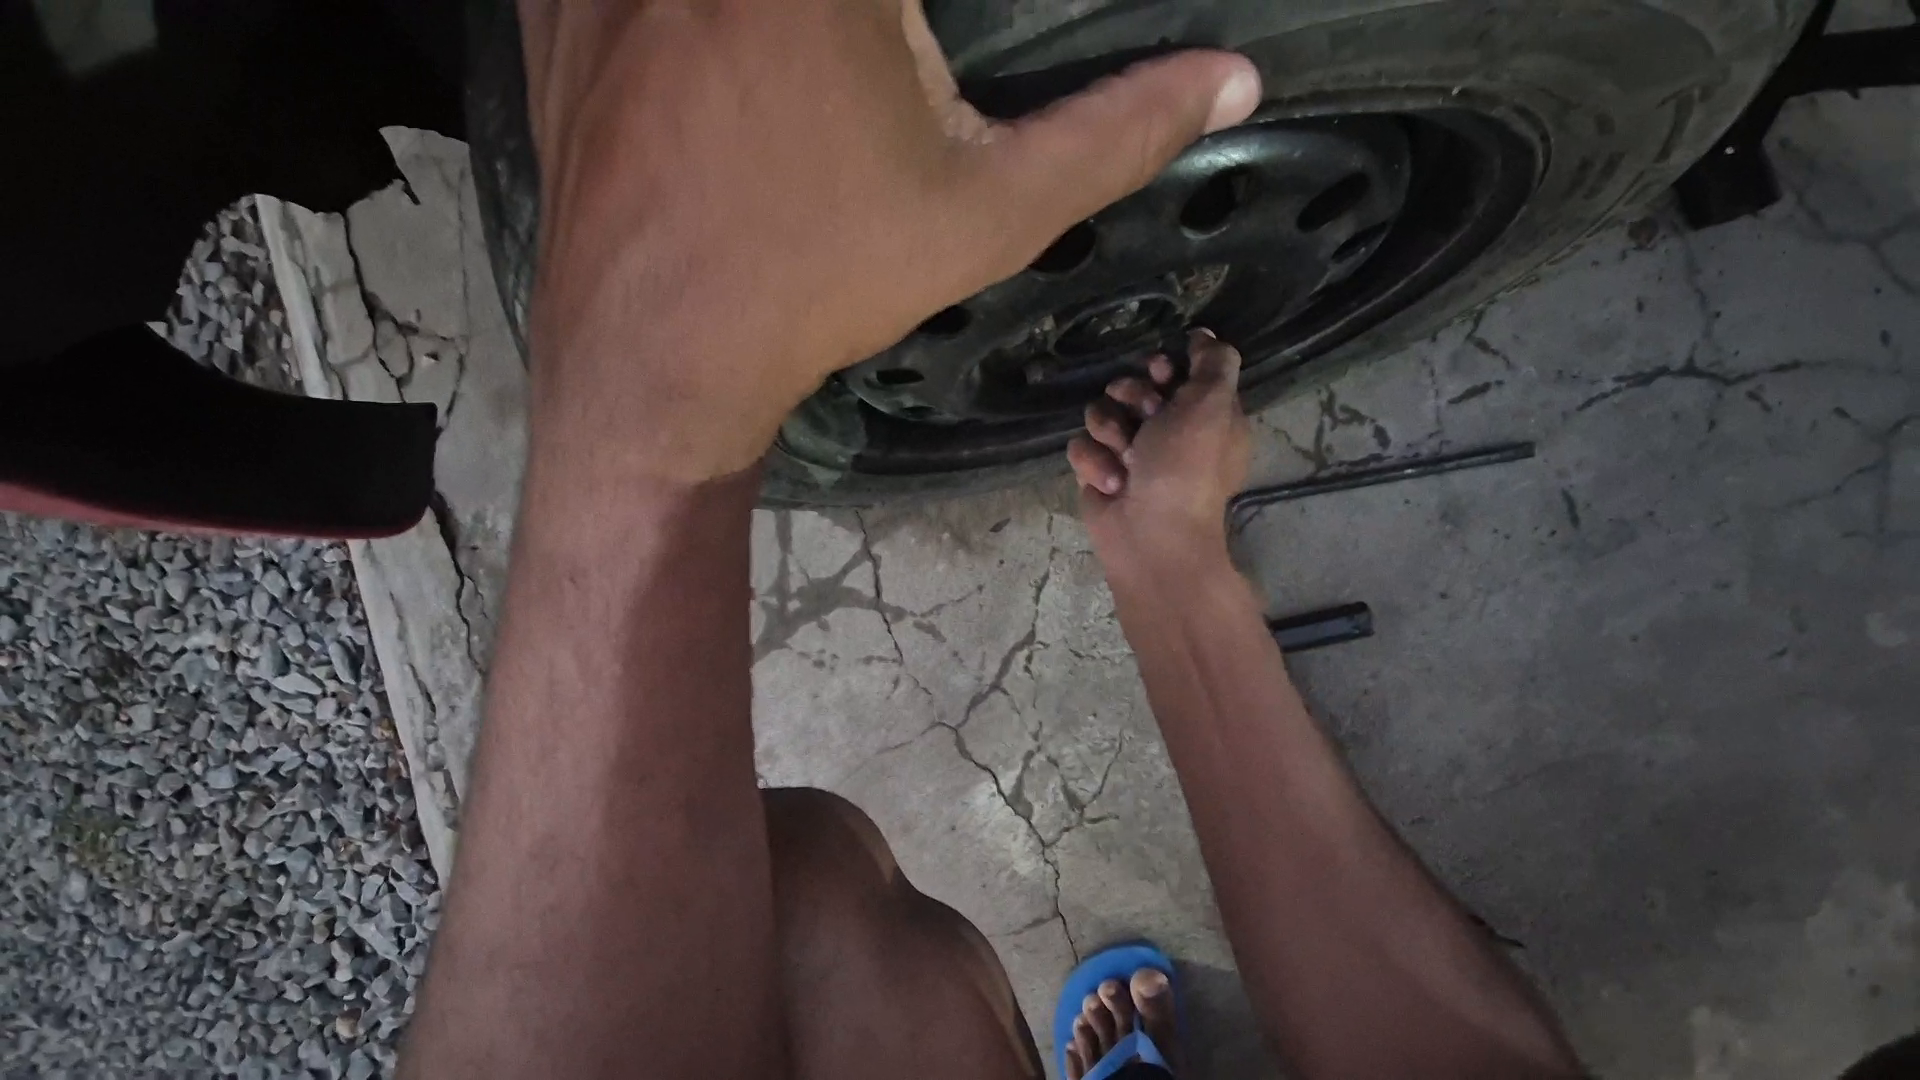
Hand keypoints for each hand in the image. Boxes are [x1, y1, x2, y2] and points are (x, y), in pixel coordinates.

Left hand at [516, 0, 1259, 481]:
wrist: (662, 356)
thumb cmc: (826, 283)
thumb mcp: (987, 213)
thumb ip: (1112, 132)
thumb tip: (1232, 79)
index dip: (923, 18)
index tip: (922, 54)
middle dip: (864, 28)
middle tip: (877, 68)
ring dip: (791, 33)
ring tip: (804, 106)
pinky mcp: (551, 2)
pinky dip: (682, 19)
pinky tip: (720, 67)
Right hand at [1069, 329, 1249, 570]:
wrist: (1150, 533)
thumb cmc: (1186, 467)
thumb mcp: (1213, 403)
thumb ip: (1214, 361)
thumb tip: (1202, 335)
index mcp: (1201, 415)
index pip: (1174, 370)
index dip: (1163, 367)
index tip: (1162, 375)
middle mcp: (1165, 431)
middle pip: (1131, 386)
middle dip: (1132, 397)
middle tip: (1145, 418)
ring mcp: (1128, 452)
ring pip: (1100, 412)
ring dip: (1111, 431)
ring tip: (1126, 458)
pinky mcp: (1097, 472)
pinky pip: (1081, 446)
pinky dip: (1095, 463)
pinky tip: (1112, 482)